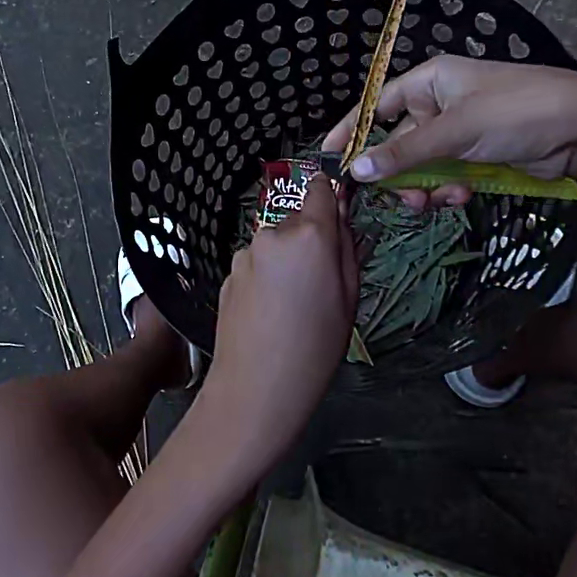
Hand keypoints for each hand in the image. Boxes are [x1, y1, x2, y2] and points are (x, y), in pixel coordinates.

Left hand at [197, 178, 357, 467]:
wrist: (255, 388)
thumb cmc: (314, 349)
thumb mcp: (349, 300)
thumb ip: (347, 251)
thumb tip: (343, 222)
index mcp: (308, 235)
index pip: (321, 188)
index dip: (331, 198)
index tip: (338, 218)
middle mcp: (271, 235)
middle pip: (297, 222)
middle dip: (309, 241)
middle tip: (320, 282)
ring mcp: (244, 256)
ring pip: (275, 247)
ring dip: (285, 262)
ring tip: (292, 306)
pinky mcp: (227, 277)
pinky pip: (255, 267)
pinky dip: (265, 279)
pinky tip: (269, 314)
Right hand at [320, 56, 576, 209]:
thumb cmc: (516, 112)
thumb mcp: (455, 131)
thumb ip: (404, 154)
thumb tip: (355, 171)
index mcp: (430, 82)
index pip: (376, 105)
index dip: (351, 129)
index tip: (328, 156)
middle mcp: (438, 105)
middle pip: (396, 144)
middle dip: (398, 175)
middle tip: (404, 200)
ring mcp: (456, 133)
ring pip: (418, 167)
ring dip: (424, 187)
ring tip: (440, 199)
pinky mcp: (472, 157)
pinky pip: (442, 177)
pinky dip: (446, 191)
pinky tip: (463, 195)